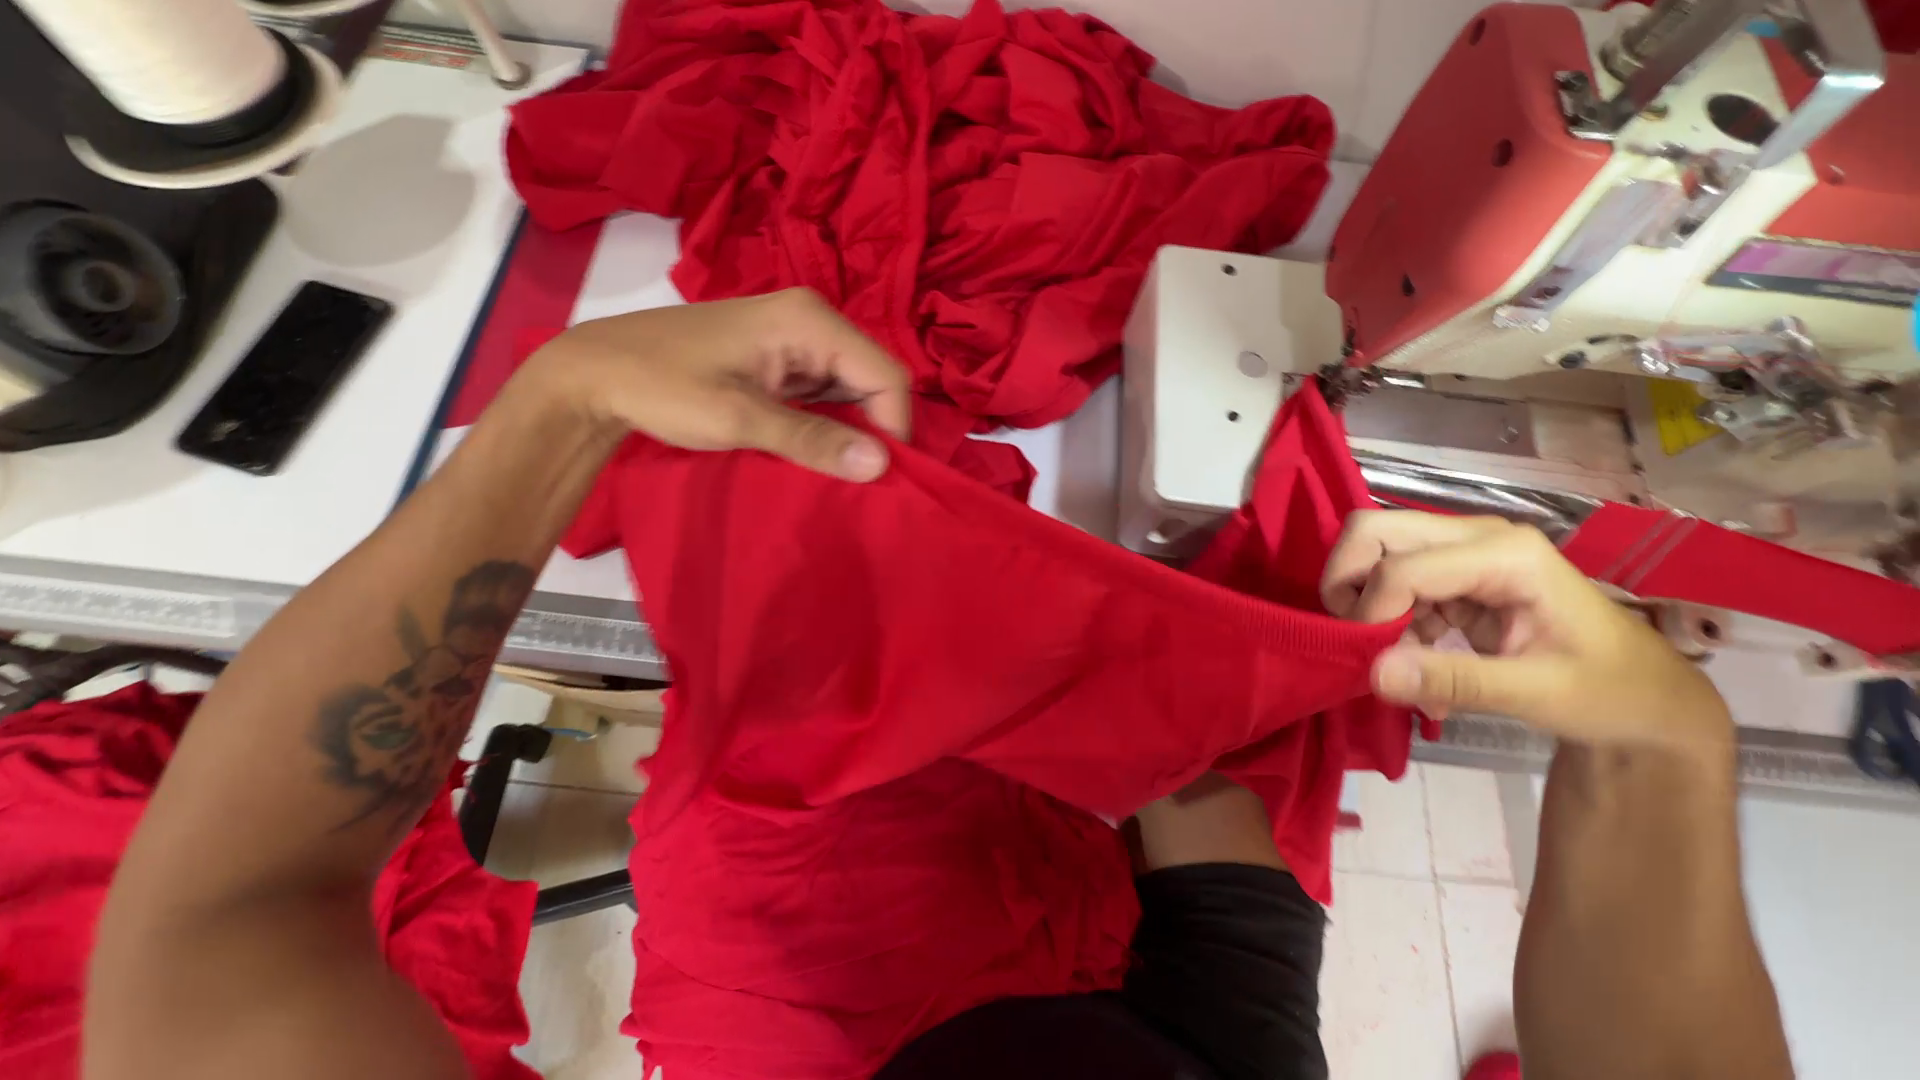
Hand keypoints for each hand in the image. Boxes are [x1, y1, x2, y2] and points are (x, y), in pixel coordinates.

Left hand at [525, 289, 911, 481]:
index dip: (894, 427)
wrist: (596, 373)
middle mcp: (812, 321)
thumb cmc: (664, 386)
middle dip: (876, 431)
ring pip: (851, 389)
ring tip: (844, 474)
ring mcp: (795, 340)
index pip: (885, 375)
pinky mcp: (780, 359)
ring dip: (852, 431)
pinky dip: (828, 425)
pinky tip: (819, 455)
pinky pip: (824, 393)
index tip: (881, 478)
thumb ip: (812, 441)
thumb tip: (880, 466)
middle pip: (873, 379)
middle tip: (866, 482)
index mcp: (809, 320)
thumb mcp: (739, 419)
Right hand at [1320, 511, 1732, 749]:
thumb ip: (1455, 681)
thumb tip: (1373, 673)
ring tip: (1398, 664)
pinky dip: (1389, 624)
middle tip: (1355, 638)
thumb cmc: (1609, 692)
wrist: (1650, 701)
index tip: (1375, 665)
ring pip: (1375, 554)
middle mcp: (1478, 539)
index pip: (1402, 566)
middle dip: (1348, 583)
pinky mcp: (1456, 579)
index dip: (1371, 614)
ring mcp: (1465, 555)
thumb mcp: (1539, 694)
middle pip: (1375, 532)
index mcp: (1507, 554)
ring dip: (1369, 607)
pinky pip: (1394, 585)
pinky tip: (1418, 665)